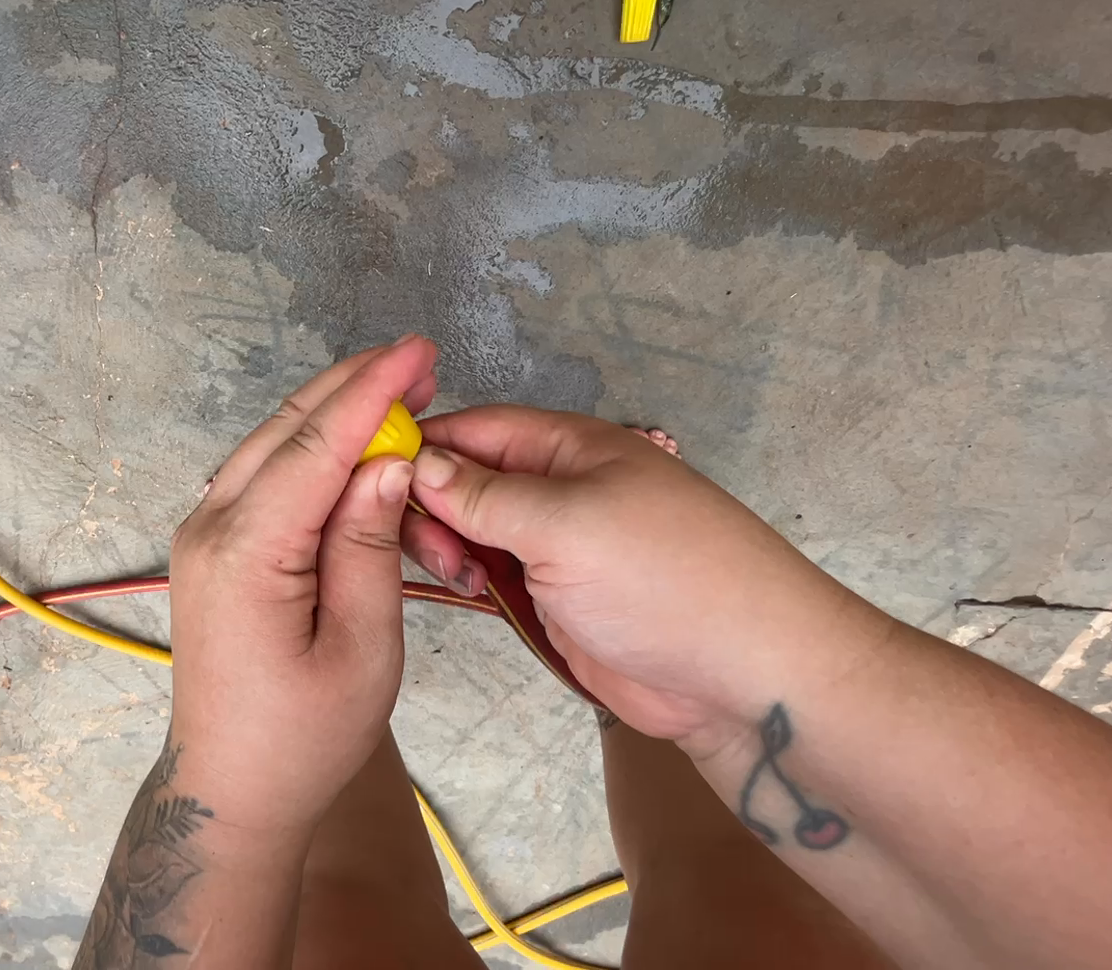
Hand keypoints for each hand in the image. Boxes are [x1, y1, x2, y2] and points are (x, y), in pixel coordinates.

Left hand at [166, 337, 437, 831]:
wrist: (232, 786)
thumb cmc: (304, 736)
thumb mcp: (360, 650)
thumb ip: (369, 547)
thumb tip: (387, 463)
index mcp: (246, 553)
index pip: (315, 448)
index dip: (371, 393)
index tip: (419, 350)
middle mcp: (210, 527)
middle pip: (285, 430)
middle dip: (352, 386)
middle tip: (416, 359)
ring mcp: (203, 532)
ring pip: (270, 444)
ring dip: (331, 411)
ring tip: (394, 391)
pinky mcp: (212, 543)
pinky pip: (262, 474)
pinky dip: (309, 447)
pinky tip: (348, 442)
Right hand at [398, 405, 891, 754]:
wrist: (744, 681)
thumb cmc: (661, 578)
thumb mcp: (565, 525)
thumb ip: (483, 495)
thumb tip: (417, 461)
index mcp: (565, 448)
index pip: (473, 428)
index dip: (419, 443)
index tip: (367, 473)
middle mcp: (553, 487)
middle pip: (464, 478)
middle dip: (431, 503)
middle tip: (427, 545)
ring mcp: (551, 542)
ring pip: (471, 527)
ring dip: (448, 544)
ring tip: (457, 575)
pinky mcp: (551, 591)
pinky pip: (490, 570)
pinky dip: (469, 577)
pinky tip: (470, 593)